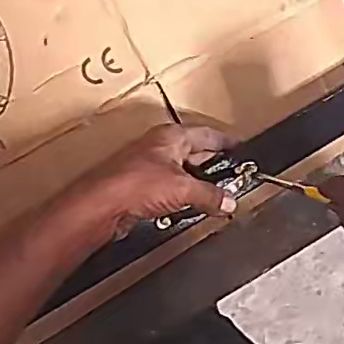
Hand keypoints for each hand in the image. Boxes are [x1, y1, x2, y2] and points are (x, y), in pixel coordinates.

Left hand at [75, 124, 239, 239]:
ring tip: (214, 198)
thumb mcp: (184, 189)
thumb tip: (228, 201)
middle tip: (232, 177)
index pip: (208, 134)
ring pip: (182, 173)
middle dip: (213, 167)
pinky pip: (169, 190)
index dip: (226, 142)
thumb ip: (210, 195)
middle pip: (195, 154)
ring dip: (197, 186)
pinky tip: (188, 209)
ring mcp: (148, 167)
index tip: (241, 149)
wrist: (102, 206)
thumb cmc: (135, 184)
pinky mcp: (140, 187)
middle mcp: (159, 147)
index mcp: (172, 136)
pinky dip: (181, 199)